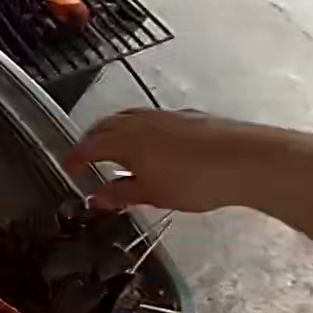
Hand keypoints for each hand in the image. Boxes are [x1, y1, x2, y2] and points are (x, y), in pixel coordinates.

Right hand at [65, 108, 288, 212]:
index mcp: (124, 140)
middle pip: (105, 125)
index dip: (75, 156)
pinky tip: (150, 145)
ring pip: (127, 118)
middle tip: (86, 157)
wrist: (245, 158)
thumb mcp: (153, 194)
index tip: (67, 166)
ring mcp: (163, 115)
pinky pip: (149, 119)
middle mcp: (139, 121)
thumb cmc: (194, 181)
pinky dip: (137, 129)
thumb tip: (96, 197)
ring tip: (114, 150)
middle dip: (91, 140)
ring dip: (114, 131)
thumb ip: (122, 194)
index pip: (89, 145)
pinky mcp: (186, 115)